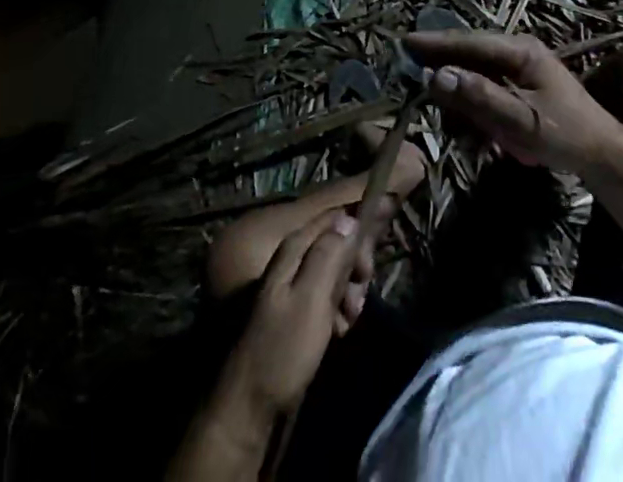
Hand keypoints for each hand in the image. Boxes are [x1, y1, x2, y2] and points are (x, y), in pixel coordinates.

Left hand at [222, 201, 389, 412]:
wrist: (252, 404)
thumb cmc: (283, 349)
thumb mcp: (311, 297)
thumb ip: (329, 254)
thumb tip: (349, 217)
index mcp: (293, 248)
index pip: (336, 218)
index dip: (360, 230)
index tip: (370, 262)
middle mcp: (294, 259)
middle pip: (340, 243)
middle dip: (356, 267)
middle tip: (358, 295)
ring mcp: (296, 284)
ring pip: (338, 271)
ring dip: (350, 292)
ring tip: (347, 319)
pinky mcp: (300, 308)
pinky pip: (330, 295)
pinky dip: (340, 309)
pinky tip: (339, 330)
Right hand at [404, 31, 622, 174]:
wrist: (600, 153)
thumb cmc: (563, 133)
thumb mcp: (519, 118)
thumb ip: (479, 96)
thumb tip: (437, 75)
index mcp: (520, 52)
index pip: (469, 42)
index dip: (436, 43)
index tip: (405, 42)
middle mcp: (517, 53)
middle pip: (468, 53)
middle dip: (441, 65)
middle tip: (410, 72)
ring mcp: (518, 69)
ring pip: (474, 73)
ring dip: (457, 93)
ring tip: (443, 112)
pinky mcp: (518, 87)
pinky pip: (484, 89)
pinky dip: (472, 105)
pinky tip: (468, 127)